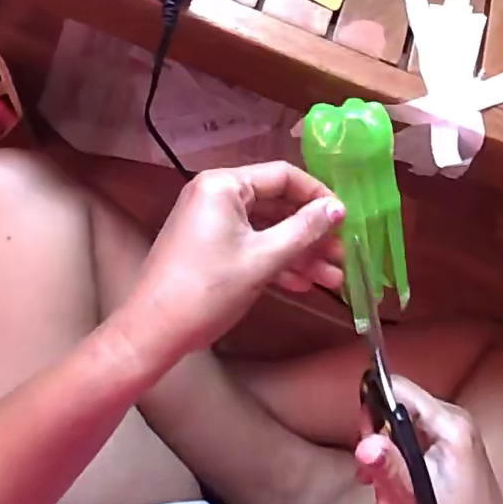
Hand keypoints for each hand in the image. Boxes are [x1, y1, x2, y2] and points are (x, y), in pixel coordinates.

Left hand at [116, 162, 343, 361]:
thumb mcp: (263, 258)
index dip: (318, 196)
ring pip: (265, 228)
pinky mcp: (208, 244)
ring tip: (333, 279)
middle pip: (275, 203)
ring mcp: (210, 220)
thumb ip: (304, 230)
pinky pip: (248, 243)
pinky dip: (274, 261)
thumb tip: (337, 207)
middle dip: (311, 232)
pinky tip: (302, 284)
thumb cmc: (209, 287)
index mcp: (224, 184)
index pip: (282, 176)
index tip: (347, 221)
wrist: (156, 328)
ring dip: (298, 252)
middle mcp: (215, 193)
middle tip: (343, 257)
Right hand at [356, 378, 502, 503]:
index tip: (365, 443)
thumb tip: (364, 444)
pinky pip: (409, 448)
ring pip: (397, 432)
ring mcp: (452, 440)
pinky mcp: (449, 455)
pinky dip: (395, 472)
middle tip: (372, 479)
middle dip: (377, 446)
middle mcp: (454, 424)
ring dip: (384, 466)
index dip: (372, 408)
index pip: (396, 387)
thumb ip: (388, 468)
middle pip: (393, 410)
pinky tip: (393, 503)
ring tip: (385, 503)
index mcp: (451, 426)